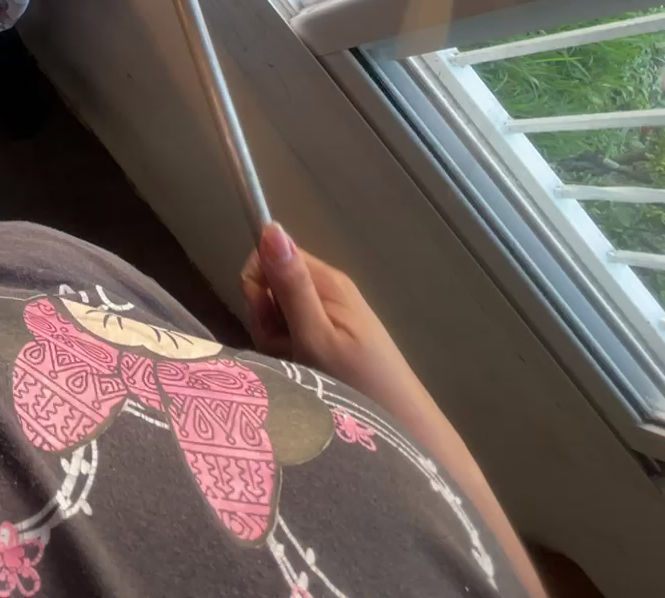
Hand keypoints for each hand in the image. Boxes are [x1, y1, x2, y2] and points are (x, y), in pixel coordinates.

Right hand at [244, 223, 550, 597]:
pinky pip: (290, 334)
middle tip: (287, 350)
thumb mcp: (316, 337)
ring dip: (275, 341)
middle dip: (265, 319)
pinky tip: (304, 375)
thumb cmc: (360, 386)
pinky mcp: (330, 338)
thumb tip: (270, 226)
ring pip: (275, 314)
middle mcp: (327, 290)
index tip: (268, 318)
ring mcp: (329, 315)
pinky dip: (287, 354)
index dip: (258, 286)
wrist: (407, 437)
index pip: (268, 255)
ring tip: (299, 368)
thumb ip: (290, 285)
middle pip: (269, 286)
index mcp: (327, 281)